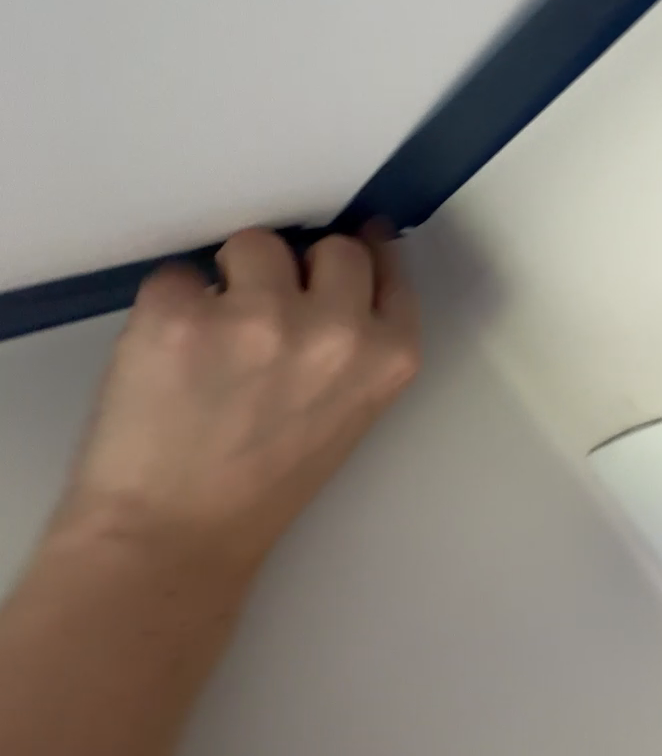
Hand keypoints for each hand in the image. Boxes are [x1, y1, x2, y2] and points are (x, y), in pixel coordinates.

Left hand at [53, 222, 420, 577]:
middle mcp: (341, 332)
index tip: (360, 235)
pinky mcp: (181, 315)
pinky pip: (177, 273)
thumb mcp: (359, 404)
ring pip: (256, 244)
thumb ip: (366, 342)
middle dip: (306, 264)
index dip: (372, 251)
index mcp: (393, 358)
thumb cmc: (279, 470)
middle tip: (278, 297)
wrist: (186, 521)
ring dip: (238, 272)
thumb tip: (337, 278)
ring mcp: (262, 319)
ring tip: (222, 321)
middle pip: (334, 248)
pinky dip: (174, 300)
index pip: (392, 274)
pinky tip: (178, 346)